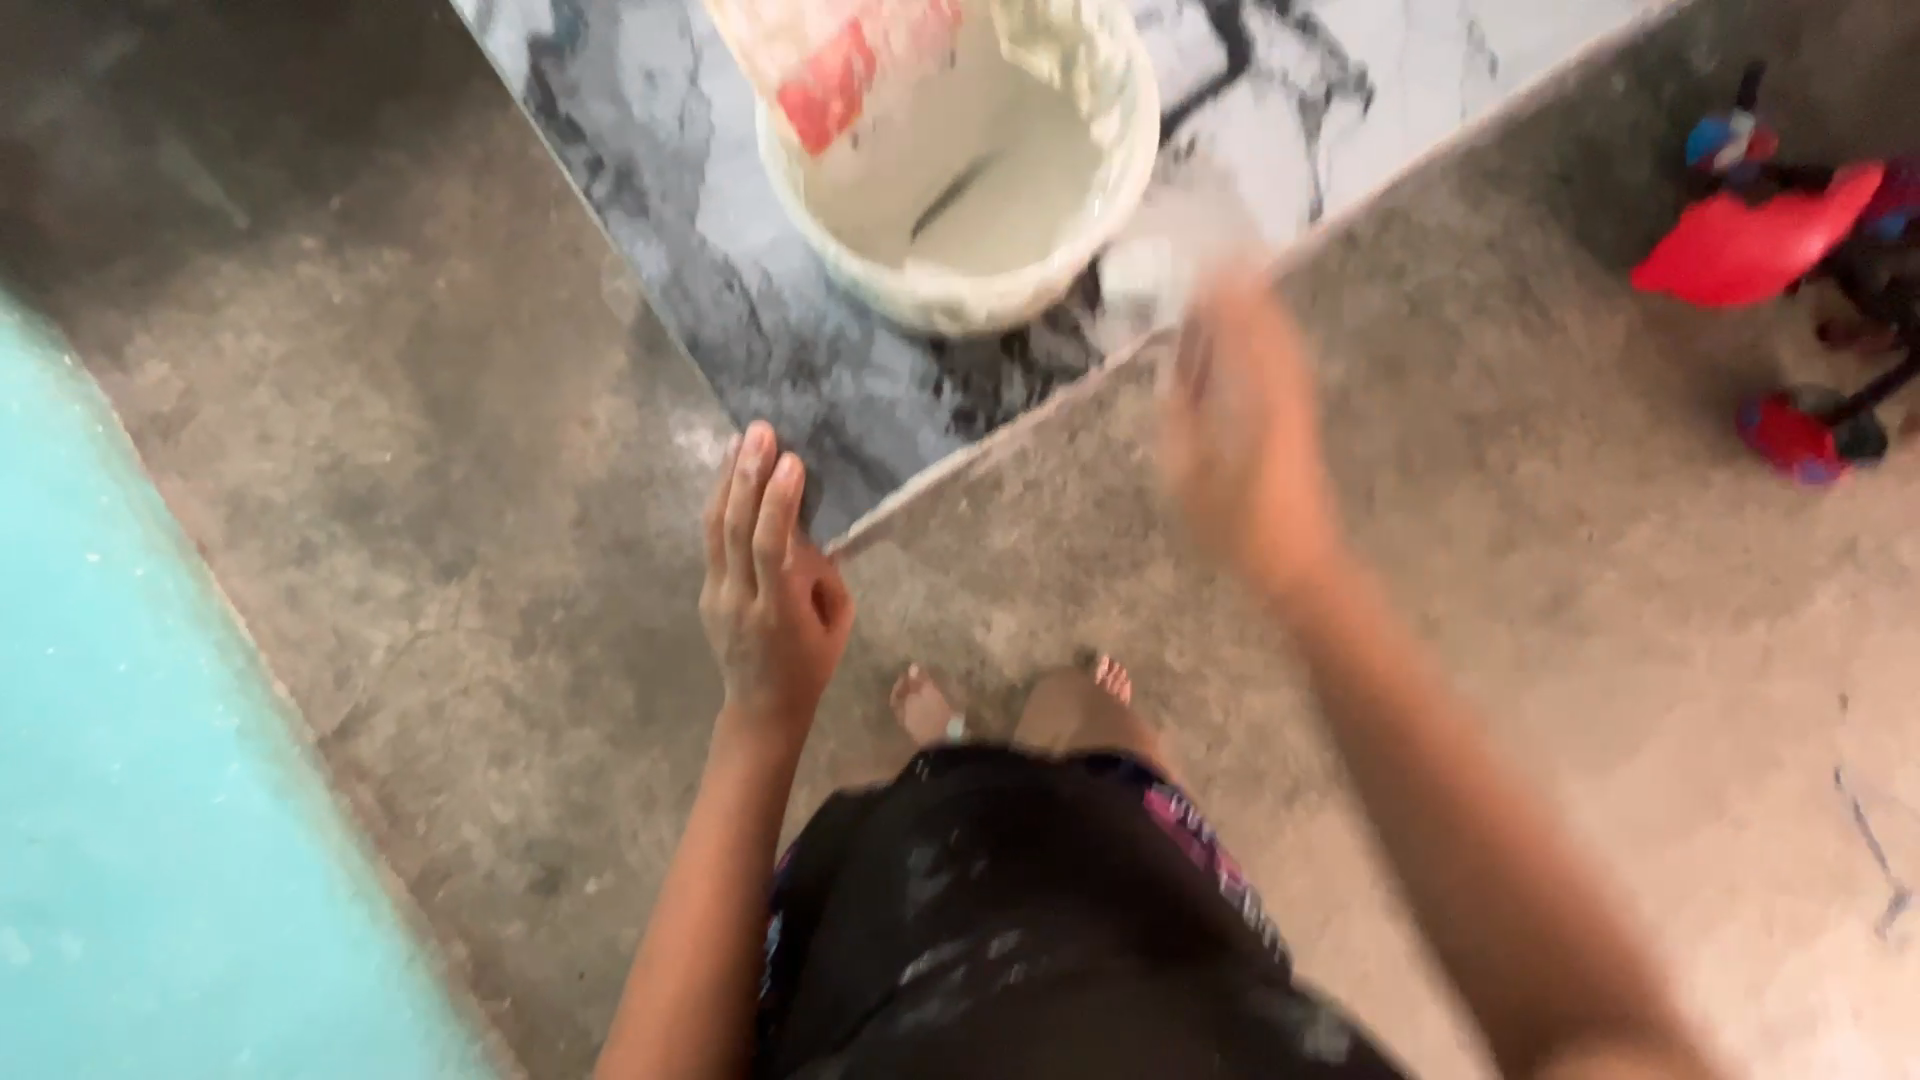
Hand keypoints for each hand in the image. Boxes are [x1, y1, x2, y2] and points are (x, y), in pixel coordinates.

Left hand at [699, 421, 854, 752]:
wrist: (762, 706)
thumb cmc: (811, 665)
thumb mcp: (836, 624)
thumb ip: (822, 576)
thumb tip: (806, 532)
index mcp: (778, 613)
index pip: (771, 549)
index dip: (778, 504)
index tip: (792, 462)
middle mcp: (739, 600)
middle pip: (734, 530)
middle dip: (747, 476)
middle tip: (760, 433)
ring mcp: (715, 595)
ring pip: (714, 528)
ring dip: (726, 479)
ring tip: (739, 440)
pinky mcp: (705, 592)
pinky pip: (711, 540)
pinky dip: (720, 501)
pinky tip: (729, 473)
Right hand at [1157, 261, 1344, 607]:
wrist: (1301, 566)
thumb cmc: (1242, 532)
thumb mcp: (1191, 484)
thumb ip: (1180, 428)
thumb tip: (1173, 384)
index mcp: (1259, 407)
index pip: (1242, 339)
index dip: (1224, 302)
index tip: (1205, 269)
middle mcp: (1284, 397)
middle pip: (1267, 332)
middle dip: (1244, 296)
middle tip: (1219, 264)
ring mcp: (1296, 409)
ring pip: (1280, 348)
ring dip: (1258, 315)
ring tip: (1234, 287)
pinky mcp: (1299, 423)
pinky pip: (1283, 369)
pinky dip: (1266, 345)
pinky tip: (1249, 342)